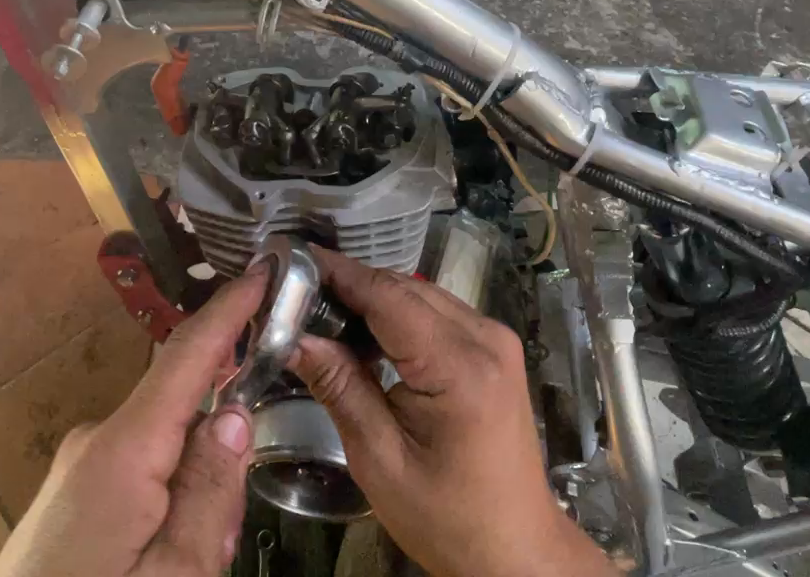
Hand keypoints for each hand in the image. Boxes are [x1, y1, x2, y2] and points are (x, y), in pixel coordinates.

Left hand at [0, 269, 266, 576]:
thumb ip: (208, 494)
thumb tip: (232, 416)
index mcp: (122, 450)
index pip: (186, 356)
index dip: (228, 310)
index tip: (264, 270)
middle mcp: (95, 441)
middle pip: (181, 411)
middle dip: (219, 444)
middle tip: (223, 529)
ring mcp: (76, 467)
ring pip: (162, 449)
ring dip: (192, 486)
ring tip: (187, 559)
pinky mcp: (69, 496)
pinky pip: (136, 472)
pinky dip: (166, 498)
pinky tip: (162, 555)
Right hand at [291, 248, 622, 576]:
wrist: (516, 550)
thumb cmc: (447, 517)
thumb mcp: (379, 459)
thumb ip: (339, 387)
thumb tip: (293, 335)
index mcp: (460, 366)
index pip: (388, 295)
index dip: (338, 273)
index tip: (293, 261)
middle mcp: (485, 336)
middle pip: (404, 287)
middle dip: (349, 285)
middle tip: (295, 293)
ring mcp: (495, 338)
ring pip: (420, 293)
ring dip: (372, 298)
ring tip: (320, 310)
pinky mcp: (494, 347)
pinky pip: (436, 311)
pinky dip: (397, 313)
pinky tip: (365, 333)